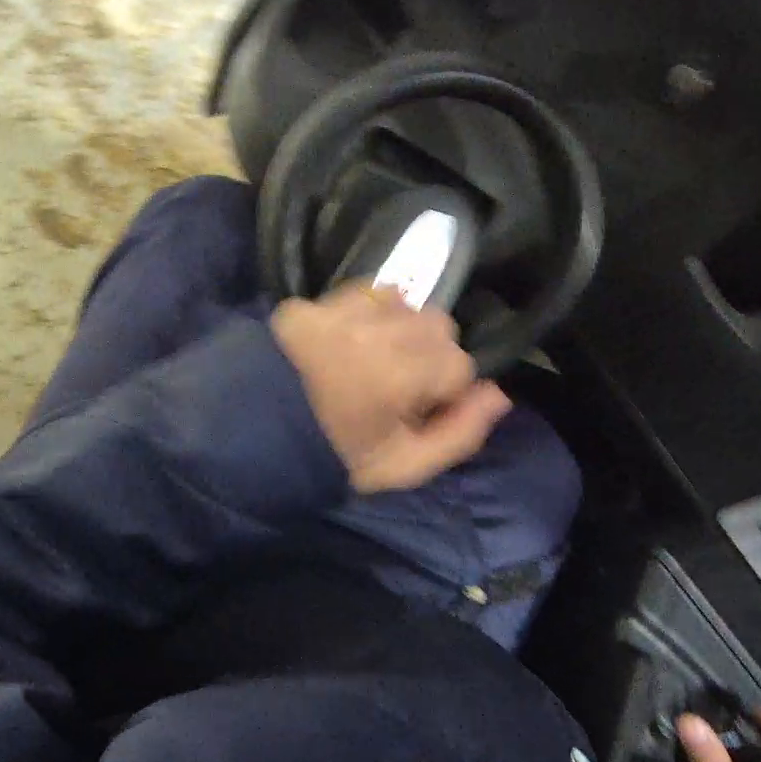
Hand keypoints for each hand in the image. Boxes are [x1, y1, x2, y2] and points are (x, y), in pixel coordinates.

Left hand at [270, 283, 510, 493]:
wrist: (261, 440)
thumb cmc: (339, 457)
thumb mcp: (403, 467)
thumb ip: (459, 434)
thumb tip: (499, 395)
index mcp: (397, 376)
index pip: (459, 365)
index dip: (441, 392)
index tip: (413, 411)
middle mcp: (372, 333)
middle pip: (437, 327)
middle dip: (425, 357)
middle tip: (394, 386)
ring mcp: (337, 313)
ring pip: (405, 304)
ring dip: (400, 330)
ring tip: (371, 363)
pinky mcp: (310, 304)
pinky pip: (364, 293)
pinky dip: (369, 313)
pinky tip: (352, 342)